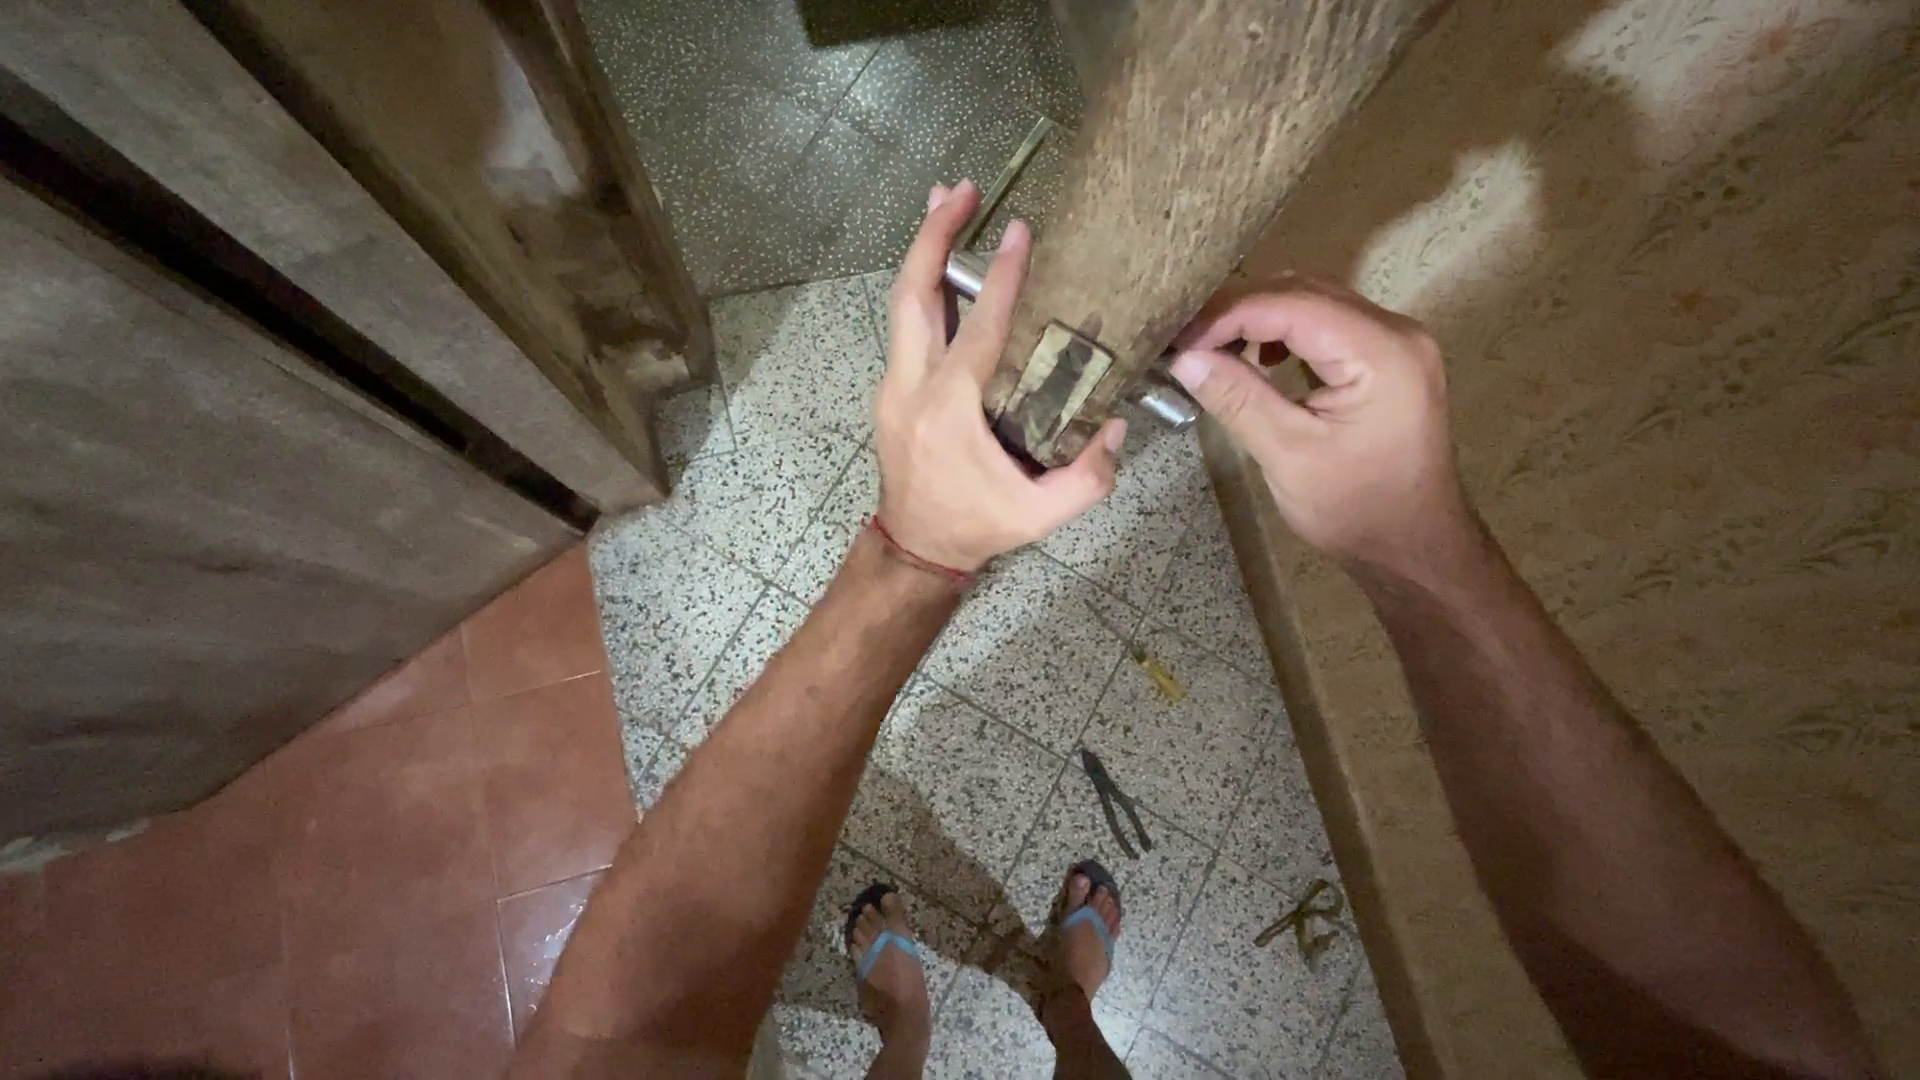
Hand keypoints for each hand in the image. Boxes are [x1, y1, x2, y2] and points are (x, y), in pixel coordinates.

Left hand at [873, 181, 1124, 572]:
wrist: (914, 547)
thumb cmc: (976, 528)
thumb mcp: (1040, 516)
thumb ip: (1087, 479)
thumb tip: (1117, 426)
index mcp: (948, 411)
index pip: (978, 328)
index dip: (1001, 277)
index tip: (1021, 230)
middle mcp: (910, 388)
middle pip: (912, 295)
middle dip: (932, 236)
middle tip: (959, 188)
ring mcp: (892, 388)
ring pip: (900, 306)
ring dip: (921, 253)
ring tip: (943, 203)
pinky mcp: (889, 393)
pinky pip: (904, 329)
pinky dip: (921, 291)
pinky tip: (942, 272)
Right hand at [1169, 276, 1470, 575]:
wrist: (1411, 542)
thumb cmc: (1353, 507)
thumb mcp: (1287, 455)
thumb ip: (1237, 398)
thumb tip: (1183, 358)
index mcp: (1380, 352)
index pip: (1292, 305)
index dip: (1228, 314)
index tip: (1178, 339)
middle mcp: (1394, 331)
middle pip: (1304, 292)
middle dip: (1239, 309)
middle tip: (1185, 338)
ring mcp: (1393, 342)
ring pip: (1314, 303)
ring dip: (1259, 317)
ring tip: (1211, 346)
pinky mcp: (1383, 358)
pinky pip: (1326, 325)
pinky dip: (1284, 332)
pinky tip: (1260, 359)